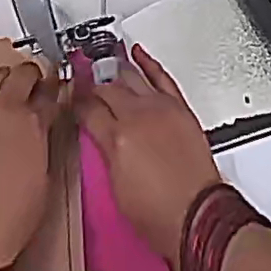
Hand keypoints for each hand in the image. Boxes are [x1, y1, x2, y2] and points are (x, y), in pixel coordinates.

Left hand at [0, 62, 59, 270]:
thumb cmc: (12, 217)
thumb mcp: (43, 175)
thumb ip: (44, 136)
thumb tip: (45, 119)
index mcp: (31, 120)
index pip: (50, 89)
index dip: (57, 89)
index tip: (59, 93)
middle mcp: (2, 106)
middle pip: (22, 72)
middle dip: (33, 78)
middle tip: (37, 93)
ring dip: (6, 82)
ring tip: (10, 101)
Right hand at [74, 45, 221, 266]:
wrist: (198, 217)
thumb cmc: (160, 213)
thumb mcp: (116, 187)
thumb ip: (106, 153)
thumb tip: (103, 138)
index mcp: (115, 138)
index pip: (88, 110)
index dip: (77, 103)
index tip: (73, 100)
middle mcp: (136, 117)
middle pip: (107, 89)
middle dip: (92, 87)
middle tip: (85, 85)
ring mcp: (159, 108)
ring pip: (131, 77)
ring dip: (115, 71)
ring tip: (106, 64)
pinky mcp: (179, 107)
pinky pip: (161, 77)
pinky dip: (149, 62)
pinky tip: (139, 53)